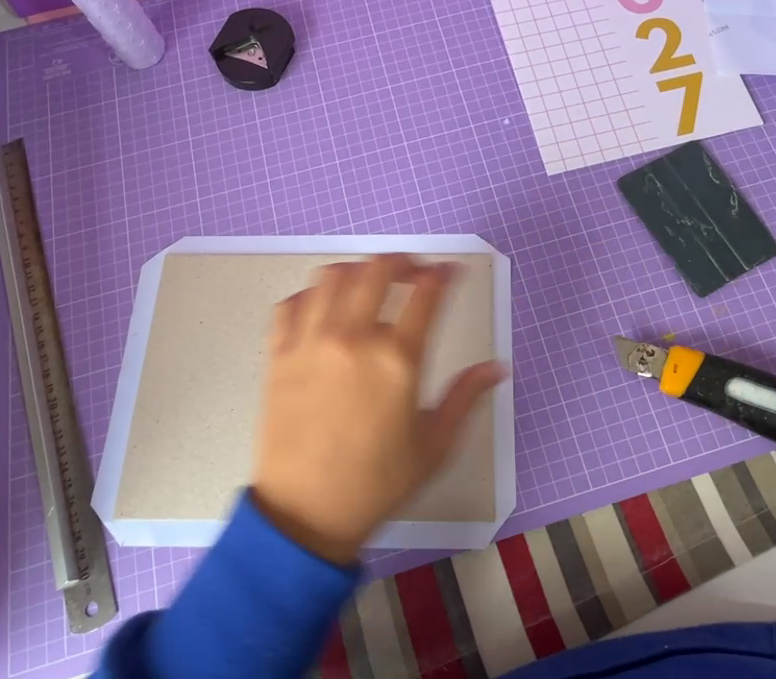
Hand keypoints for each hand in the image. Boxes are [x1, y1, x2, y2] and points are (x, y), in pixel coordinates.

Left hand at [251, 255, 507, 564]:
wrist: (305, 513)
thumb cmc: (377, 483)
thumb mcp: (434, 445)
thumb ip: (465, 398)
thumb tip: (497, 367)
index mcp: (397, 360)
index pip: (426, 294)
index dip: (443, 274)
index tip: (450, 271)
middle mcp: (353, 338)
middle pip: (377, 270)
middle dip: (402, 261)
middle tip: (413, 272)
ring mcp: (310, 342)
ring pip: (332, 276)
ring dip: (356, 271)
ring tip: (368, 285)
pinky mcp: (278, 355)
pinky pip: (290, 304)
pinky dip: (309, 295)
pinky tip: (323, 309)